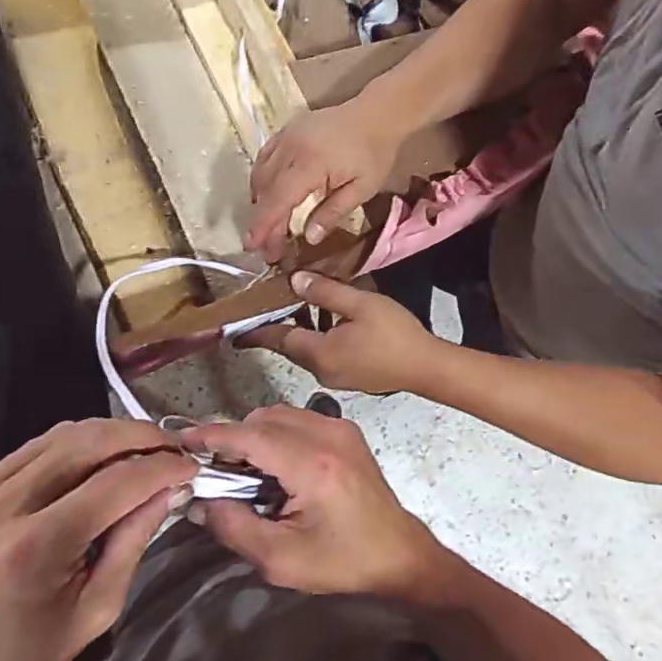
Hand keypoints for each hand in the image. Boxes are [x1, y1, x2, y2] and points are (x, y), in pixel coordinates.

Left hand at [0, 421, 196, 660]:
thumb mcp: (91, 615)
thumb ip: (132, 543)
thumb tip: (169, 490)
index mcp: (31, 549)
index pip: (117, 482)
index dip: (164, 467)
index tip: (194, 467)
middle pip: (88, 440)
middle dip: (141, 436)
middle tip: (174, 449)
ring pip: (61, 433)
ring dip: (111, 434)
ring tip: (143, 450)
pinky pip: (34, 448)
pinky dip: (76, 445)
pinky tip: (98, 462)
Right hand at [182, 405, 441, 596]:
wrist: (397, 553)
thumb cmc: (342, 561)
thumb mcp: (280, 559)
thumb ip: (234, 527)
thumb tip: (200, 501)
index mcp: (314, 466)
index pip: (252, 436)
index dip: (214, 435)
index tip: (183, 440)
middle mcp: (329, 435)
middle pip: (264, 419)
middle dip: (233, 438)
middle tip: (216, 471)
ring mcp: (341, 428)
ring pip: (280, 414)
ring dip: (255, 434)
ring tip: (243, 472)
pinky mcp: (347, 431)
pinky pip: (299, 419)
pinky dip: (277, 433)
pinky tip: (273, 465)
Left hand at [238, 272, 442, 394]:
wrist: (427, 367)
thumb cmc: (394, 334)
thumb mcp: (360, 304)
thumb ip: (325, 292)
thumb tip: (294, 281)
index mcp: (319, 353)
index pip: (279, 339)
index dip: (257, 331)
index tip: (234, 330)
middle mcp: (322, 370)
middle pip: (292, 347)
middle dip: (280, 328)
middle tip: (272, 305)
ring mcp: (338, 378)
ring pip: (310, 352)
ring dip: (303, 332)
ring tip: (303, 308)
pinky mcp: (353, 379)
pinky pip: (326, 357)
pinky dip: (320, 340)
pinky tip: (332, 324)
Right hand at [247, 99, 403, 261]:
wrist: (377, 113)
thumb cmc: (375, 153)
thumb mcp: (362, 189)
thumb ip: (333, 212)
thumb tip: (310, 237)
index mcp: (310, 164)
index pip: (279, 199)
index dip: (264, 225)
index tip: (253, 246)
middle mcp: (291, 148)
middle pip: (267, 190)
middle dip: (263, 221)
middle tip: (267, 247)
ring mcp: (286, 136)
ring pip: (261, 174)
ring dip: (260, 201)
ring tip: (268, 226)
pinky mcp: (286, 131)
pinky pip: (264, 157)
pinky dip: (261, 179)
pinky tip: (266, 195)